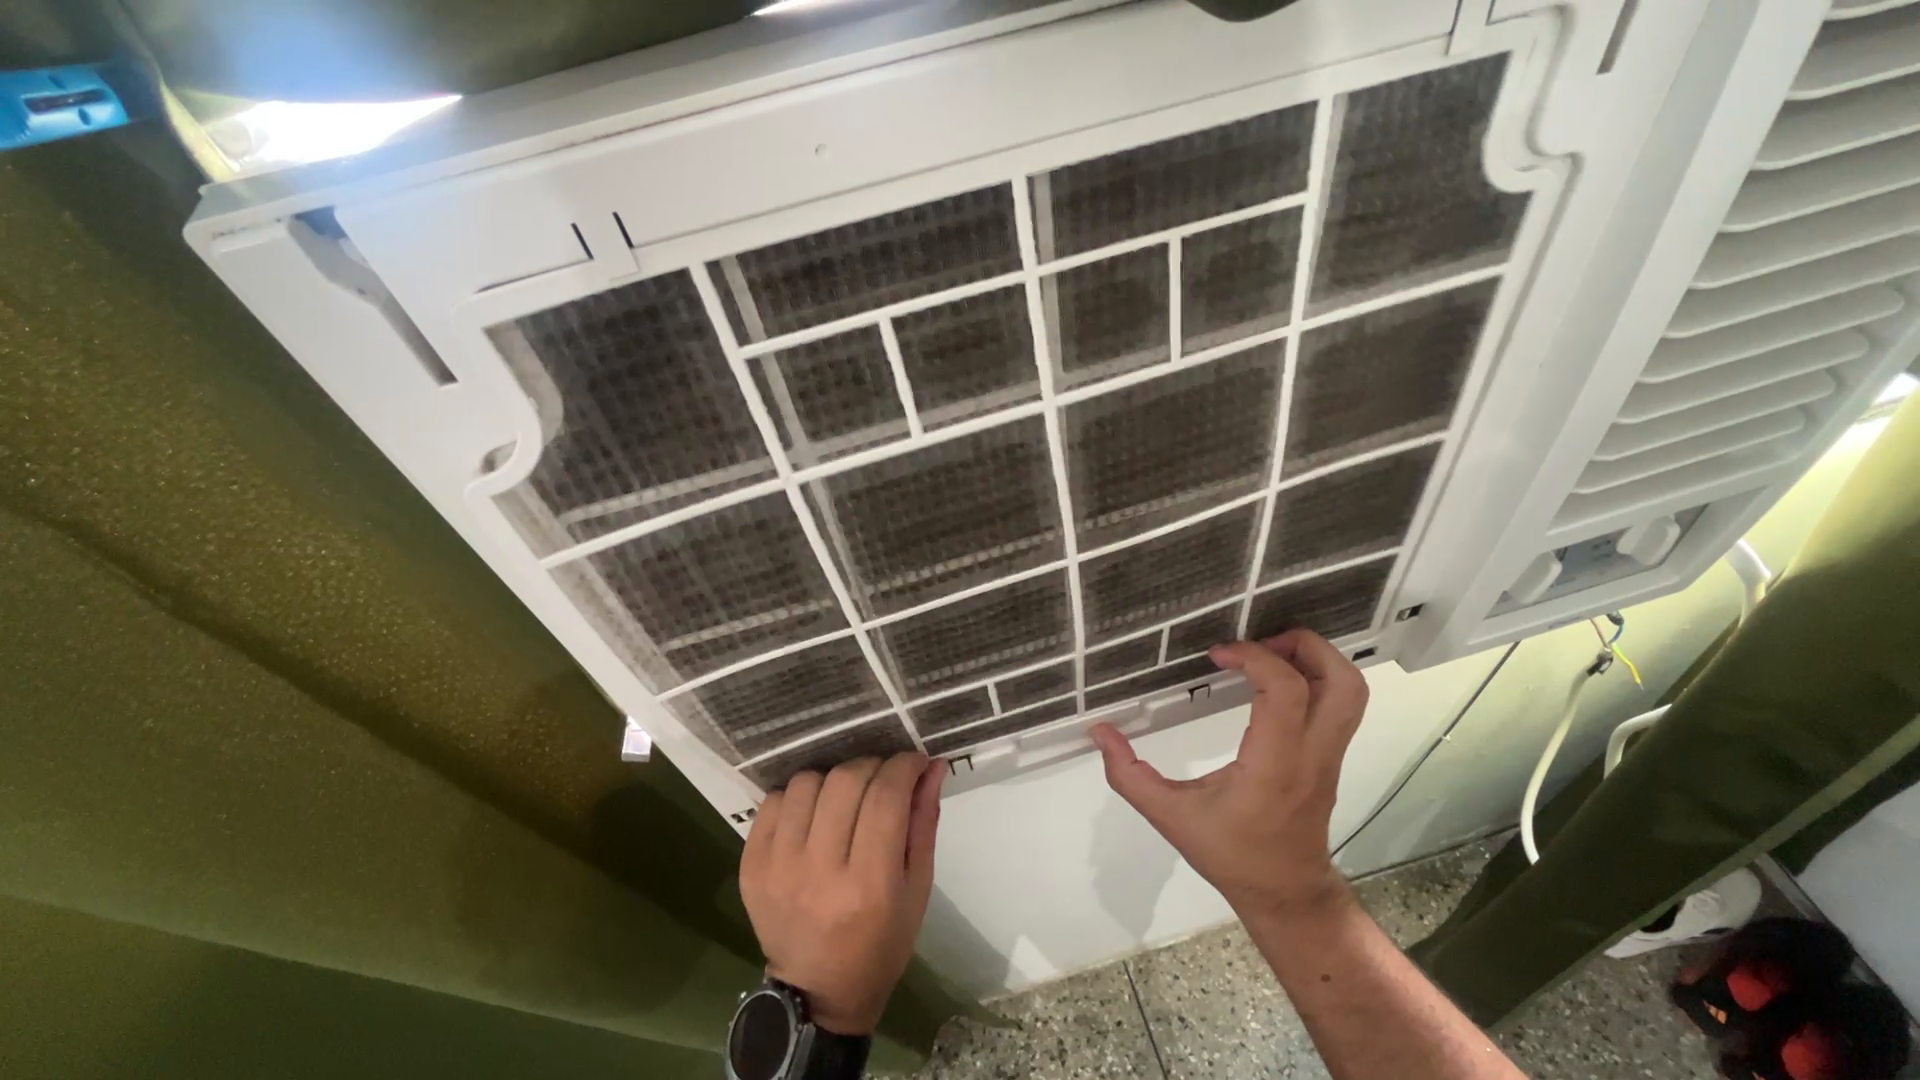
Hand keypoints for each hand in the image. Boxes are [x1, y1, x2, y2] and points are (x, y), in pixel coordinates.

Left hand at [739, 753, 944, 1034]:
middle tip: (883, 778)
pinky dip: (799, 797)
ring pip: (807, 783)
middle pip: (846, 781)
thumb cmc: (881, 943)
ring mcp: (778, 867)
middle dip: (873, 766)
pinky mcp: (751, 865)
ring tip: (846, 799)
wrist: (819, 990)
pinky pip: (773, 801)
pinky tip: (814, 815)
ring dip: (834, 779)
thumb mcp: (918, 888)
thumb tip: (931, 766)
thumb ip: (923, 822)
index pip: (886, 796)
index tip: (913, 761)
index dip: (903, 766)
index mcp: (869, 884)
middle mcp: (819, 871)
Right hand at [1091, 630, 1367, 916]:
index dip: (1255, 658)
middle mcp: (1312, 753)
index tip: (1218, 654)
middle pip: (1341, 681)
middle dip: (1304, 645)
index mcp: (1275, 763)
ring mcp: (1330, 755)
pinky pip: (1342, 705)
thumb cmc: (1230, 854)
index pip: (1286, 690)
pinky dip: (1317, 678)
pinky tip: (1275, 681)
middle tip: (1257, 643)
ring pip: (1352, 690)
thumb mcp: (1170, 816)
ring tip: (1269, 656)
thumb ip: (1129, 774)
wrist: (1284, 892)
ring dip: (1316, 659)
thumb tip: (1101, 732)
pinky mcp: (1331, 757)